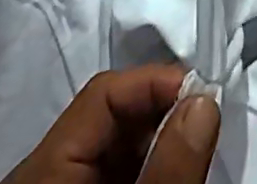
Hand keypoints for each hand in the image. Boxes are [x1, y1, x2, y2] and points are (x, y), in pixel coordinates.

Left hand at [2, 64, 221, 183]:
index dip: (153, 83)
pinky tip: (177, 165)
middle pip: (109, 117)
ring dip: (160, 137)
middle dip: (161, 109)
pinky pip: (117, 170)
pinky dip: (150, 166)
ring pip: (117, 145)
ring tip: (200, 136)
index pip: (101, 93)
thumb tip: (206, 101)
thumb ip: (168, 166)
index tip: (204, 90)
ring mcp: (63, 183)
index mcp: (46, 160)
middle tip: (209, 114)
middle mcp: (49, 166)